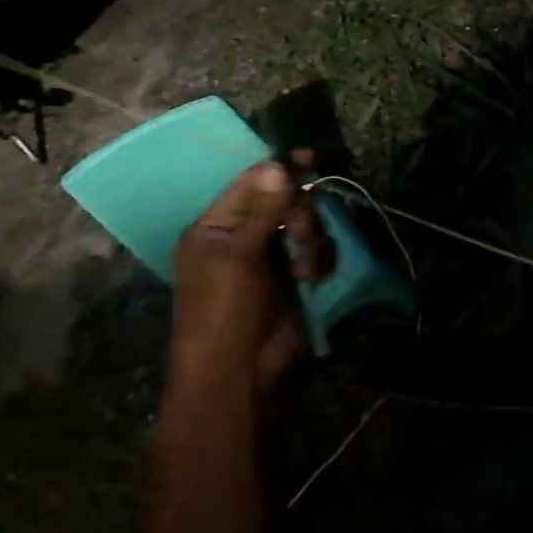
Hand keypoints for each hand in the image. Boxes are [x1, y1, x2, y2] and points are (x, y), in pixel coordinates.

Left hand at [171, 156, 331, 386]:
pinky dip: (317, 261)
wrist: (242, 374)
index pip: (248, 185)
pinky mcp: (294, 277)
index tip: (308, 157)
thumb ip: (262, 210)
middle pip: (283, 202)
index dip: (276, 170)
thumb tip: (277, 164)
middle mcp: (242, 238)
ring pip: (304, 226)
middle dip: (298, 218)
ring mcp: (269, 258)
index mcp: (214, 228)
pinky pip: (315, 251)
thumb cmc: (225, 312)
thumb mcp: (239, 257)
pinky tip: (312, 280)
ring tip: (304, 271)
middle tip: (298, 239)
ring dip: (310, 244)